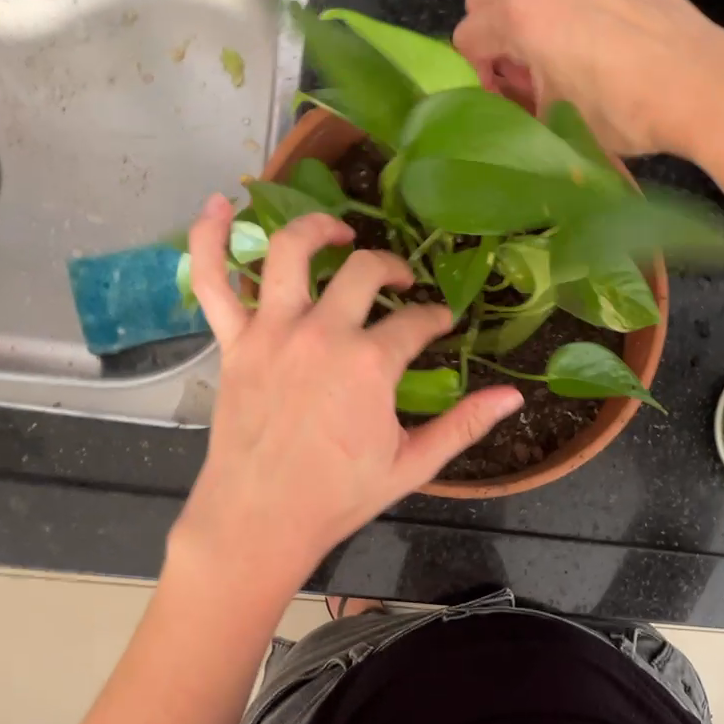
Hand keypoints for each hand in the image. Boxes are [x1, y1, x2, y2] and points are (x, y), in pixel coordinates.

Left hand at [169, 196, 520, 582]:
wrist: (262, 518)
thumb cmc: (339, 495)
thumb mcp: (413, 464)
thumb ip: (463, 426)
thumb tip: (512, 399)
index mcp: (370, 365)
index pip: (414, 322)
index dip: (434, 319)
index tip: (441, 324)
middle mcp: (321, 334)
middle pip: (362, 272)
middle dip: (391, 269)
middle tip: (401, 282)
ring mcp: (271, 332)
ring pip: (290, 253)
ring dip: (317, 229)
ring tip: (337, 232)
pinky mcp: (233, 342)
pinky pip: (211, 278)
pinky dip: (210, 236)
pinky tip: (222, 205)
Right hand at [454, 0, 723, 156]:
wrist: (701, 85)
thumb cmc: (626, 110)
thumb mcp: (563, 119)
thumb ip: (526, 102)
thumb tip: (518, 95)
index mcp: (521, 14)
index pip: (469, 37)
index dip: (480, 76)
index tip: (503, 99)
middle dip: (496, 34)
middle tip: (525, 73)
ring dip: (530, 16)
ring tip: (560, 55)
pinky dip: (570, 7)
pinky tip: (598, 38)